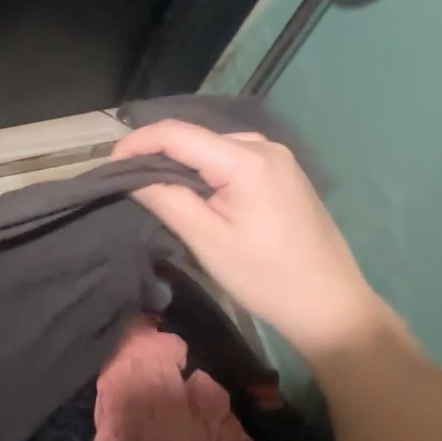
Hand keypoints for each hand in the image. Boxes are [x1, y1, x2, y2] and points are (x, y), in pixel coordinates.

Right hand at [114, 119, 388, 351]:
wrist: (332, 307)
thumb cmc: (267, 277)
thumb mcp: (207, 240)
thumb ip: (165, 198)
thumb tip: (130, 176)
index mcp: (247, 160)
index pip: (176, 133)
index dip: (136, 144)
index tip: (109, 168)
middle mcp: (264, 146)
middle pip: (194, 138)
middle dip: (156, 156)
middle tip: (127, 185)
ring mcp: (277, 158)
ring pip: (210, 148)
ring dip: (180, 165)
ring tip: (156, 192)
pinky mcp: (282, 172)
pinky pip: (230, 159)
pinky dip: (205, 172)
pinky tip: (195, 195)